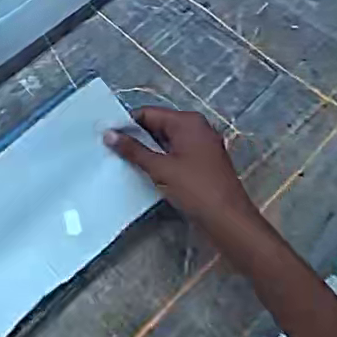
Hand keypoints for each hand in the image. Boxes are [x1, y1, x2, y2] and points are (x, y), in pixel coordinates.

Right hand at [103, 107, 258, 234]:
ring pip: (165, 141)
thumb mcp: (160, 168)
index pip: (148, 114)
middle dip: (136, 137)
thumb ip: (132, 149)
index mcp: (187, 122)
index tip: (106, 136)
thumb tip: (108, 134)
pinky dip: (159, 159)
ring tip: (122, 160)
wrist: (230, 223)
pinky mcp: (202, 163)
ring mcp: (201, 146)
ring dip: (147, 150)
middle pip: (156, 125)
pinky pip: (174, 153)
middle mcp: (196, 128)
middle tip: (110, 148)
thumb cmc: (196, 189)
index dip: (126, 124)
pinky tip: (144, 170)